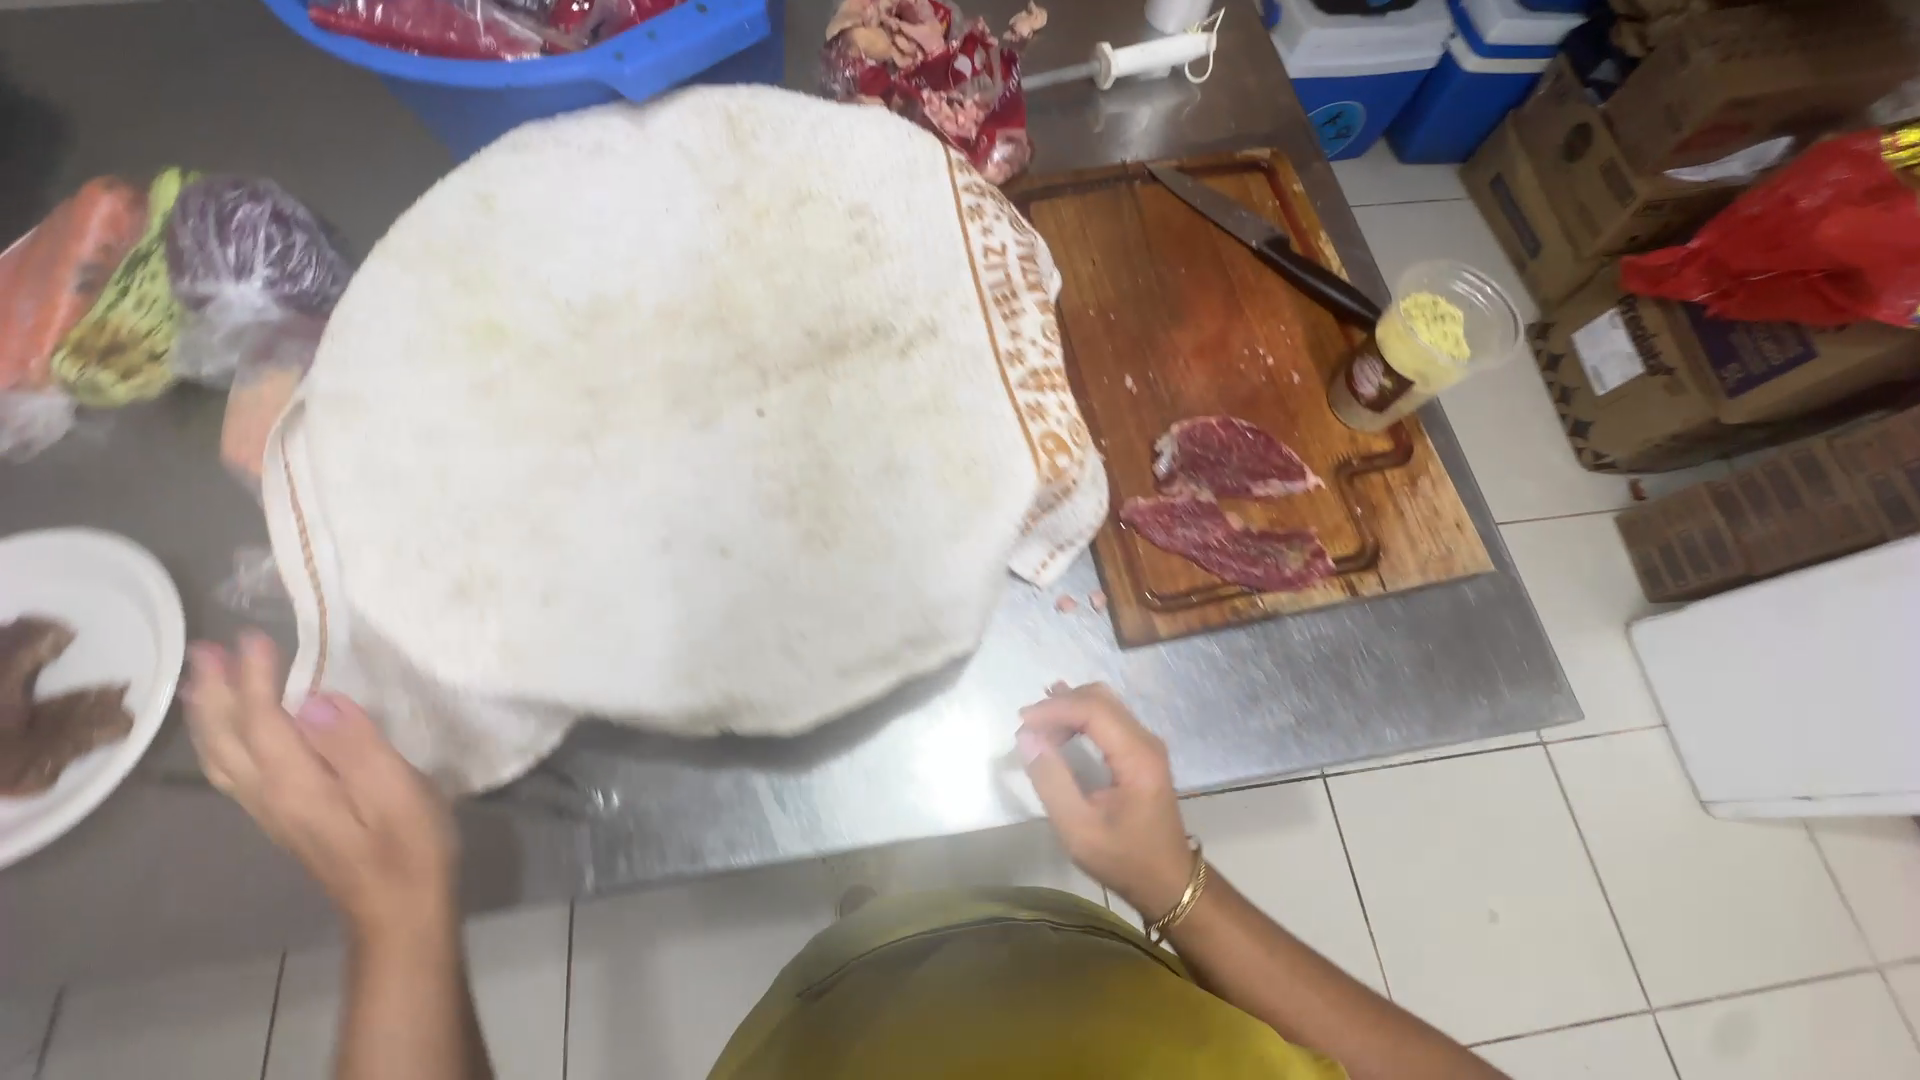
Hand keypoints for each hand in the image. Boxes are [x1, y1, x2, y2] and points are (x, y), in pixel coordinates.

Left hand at [185, 631, 457, 944]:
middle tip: (208, 649)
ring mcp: (276, 811)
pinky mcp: (289, 818)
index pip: (264, 721)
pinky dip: (227, 741)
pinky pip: (239, 771)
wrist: (400, 909)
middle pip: (228, 739)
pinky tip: (238, 735)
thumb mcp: (397, 792)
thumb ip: (356, 745)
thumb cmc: (410, 847)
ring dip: (212, 716)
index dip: (257, 678)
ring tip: (206, 683)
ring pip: (225, 757)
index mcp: (297, 785)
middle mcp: (271, 796)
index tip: (258, 636)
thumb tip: (316, 699)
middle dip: (216, 692)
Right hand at [1018, 682, 1194, 919]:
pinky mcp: (1141, 752)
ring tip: (1037, 727)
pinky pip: (1109, 719)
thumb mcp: (1079, 829)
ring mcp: (1146, 745)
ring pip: (1104, 704)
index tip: (1022, 724)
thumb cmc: (1124, 859)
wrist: (1168, 883)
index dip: (1054, 709)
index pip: (1093, 710)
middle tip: (1027, 729)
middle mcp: (1146, 741)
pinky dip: (1080, 717)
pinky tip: (1060, 722)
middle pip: (1099, 700)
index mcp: (1137, 757)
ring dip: (1068, 709)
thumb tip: (1027, 738)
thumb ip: (1052, 781)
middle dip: (1059, 706)